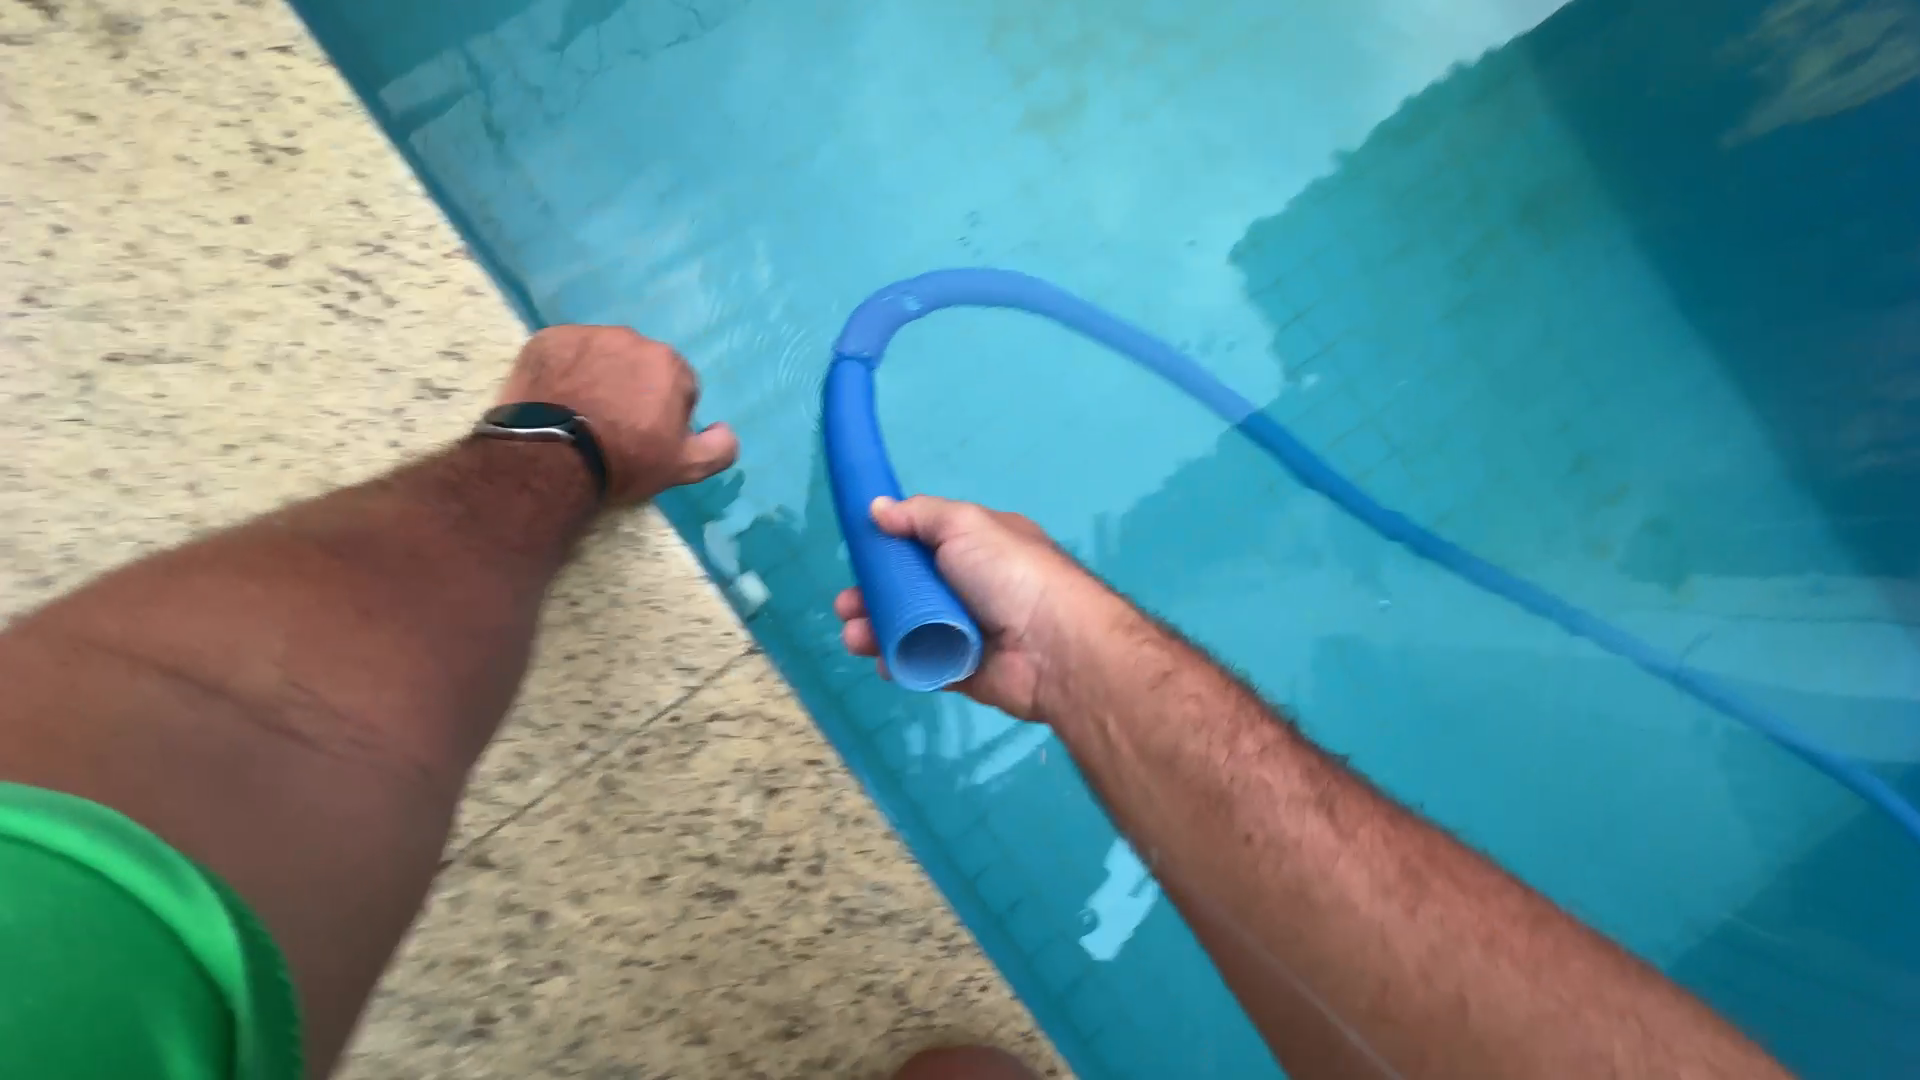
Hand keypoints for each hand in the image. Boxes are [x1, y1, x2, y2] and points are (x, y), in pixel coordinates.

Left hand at [496, 325, 738, 503]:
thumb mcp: (686, 467)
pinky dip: (567, 370)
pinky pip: (567, 353)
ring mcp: (587, 335)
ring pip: (604, 356)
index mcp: (671, 364)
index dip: (666, 413)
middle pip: (642, 366)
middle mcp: (633, 338)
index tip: (647, 435)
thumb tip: (724, 428)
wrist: (552, 458)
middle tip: (616, 424)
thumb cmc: (626, 459)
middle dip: (635, 388)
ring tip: (585, 410)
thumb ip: (721, 446)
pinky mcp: (547, 340)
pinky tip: (559, 398)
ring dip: (602, 376)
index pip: (680, 386)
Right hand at [833, 496, 1122, 721]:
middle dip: (873, 596)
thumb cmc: (1010, 574)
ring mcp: (967, 629)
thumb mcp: (965, 525)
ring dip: (876, 630)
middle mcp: (973, 586)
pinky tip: (882, 661)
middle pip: (910, 589)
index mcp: (978, 547)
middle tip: (846, 605)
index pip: (925, 544)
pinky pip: (923, 663)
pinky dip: (900, 662)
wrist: (1055, 647)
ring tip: (854, 636)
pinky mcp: (964, 669)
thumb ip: (919, 515)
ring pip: (910, 628)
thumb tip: (877, 507)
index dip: (890, 550)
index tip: (860, 556)